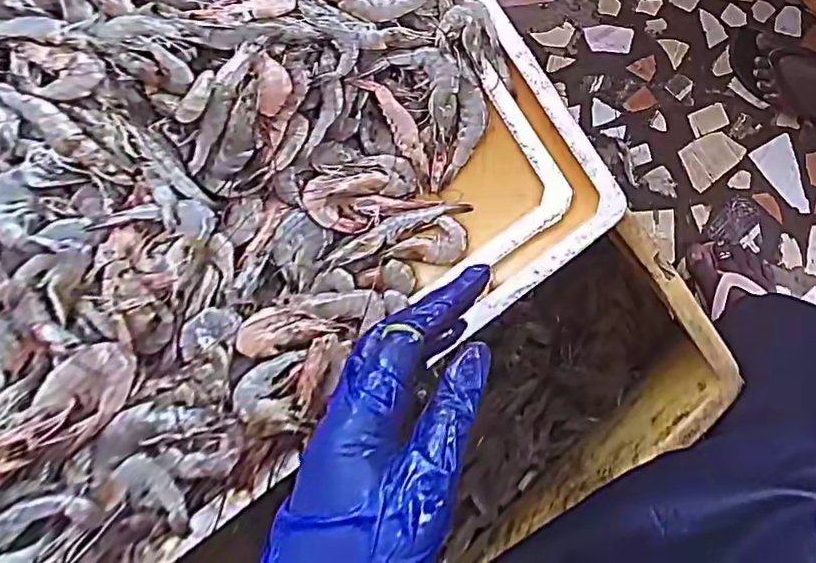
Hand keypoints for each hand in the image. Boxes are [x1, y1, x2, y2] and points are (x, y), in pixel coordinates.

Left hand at [264, 265, 491, 562]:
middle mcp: (344, 408)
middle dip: (433, 308)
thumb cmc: (369, 551)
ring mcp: (341, 424)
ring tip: (460, 320)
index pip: (407, 333)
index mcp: (361, 410)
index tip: (474, 281)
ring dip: (423, 334)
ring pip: (384, 358)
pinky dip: (411, 364)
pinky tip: (433, 366)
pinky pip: (380, 383)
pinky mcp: (344, 442)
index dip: (445, 301)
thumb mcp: (427, 477)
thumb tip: (473, 360)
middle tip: (470, 291)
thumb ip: (452, 410)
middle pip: (391, 336)